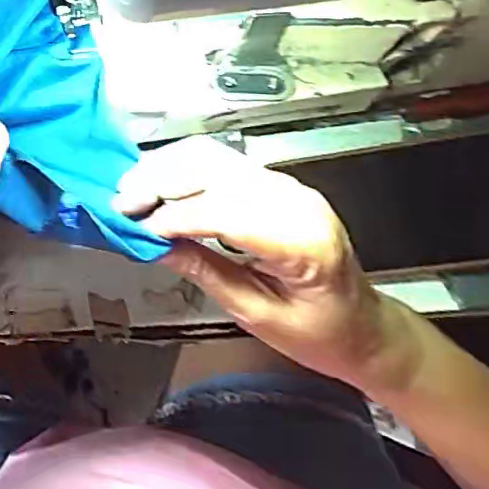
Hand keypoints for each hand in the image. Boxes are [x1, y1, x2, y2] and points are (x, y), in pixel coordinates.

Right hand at [115, 136, 427, 395]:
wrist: (365, 325)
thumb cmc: (321, 332)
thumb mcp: (258, 315)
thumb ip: (206, 272)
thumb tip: (154, 244)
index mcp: (303, 241)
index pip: (225, 212)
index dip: (175, 215)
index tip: (138, 226)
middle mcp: (295, 200)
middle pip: (212, 170)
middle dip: (160, 182)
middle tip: (123, 203)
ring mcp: (283, 184)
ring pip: (209, 156)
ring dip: (164, 168)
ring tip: (132, 190)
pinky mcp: (269, 180)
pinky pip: (215, 160)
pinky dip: (179, 167)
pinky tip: (156, 183)